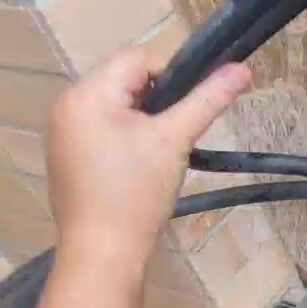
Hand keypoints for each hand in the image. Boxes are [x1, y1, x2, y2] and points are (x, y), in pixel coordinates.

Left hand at [47, 46, 251, 275]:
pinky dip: (129, 137)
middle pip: (126, 80)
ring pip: (118, 106)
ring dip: (147, 119)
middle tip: (181, 134)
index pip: (138, 57)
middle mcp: (67, 104)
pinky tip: (142, 167)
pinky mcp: (68, 155)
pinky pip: (105, 128)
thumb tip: (243, 69)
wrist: (104, 250)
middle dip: (160, 99)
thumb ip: (208, 100)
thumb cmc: (137, 192)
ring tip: (164, 152)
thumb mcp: (176, 140)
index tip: (194, 108)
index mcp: (87, 93)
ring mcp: (63, 131)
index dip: (175, 73)